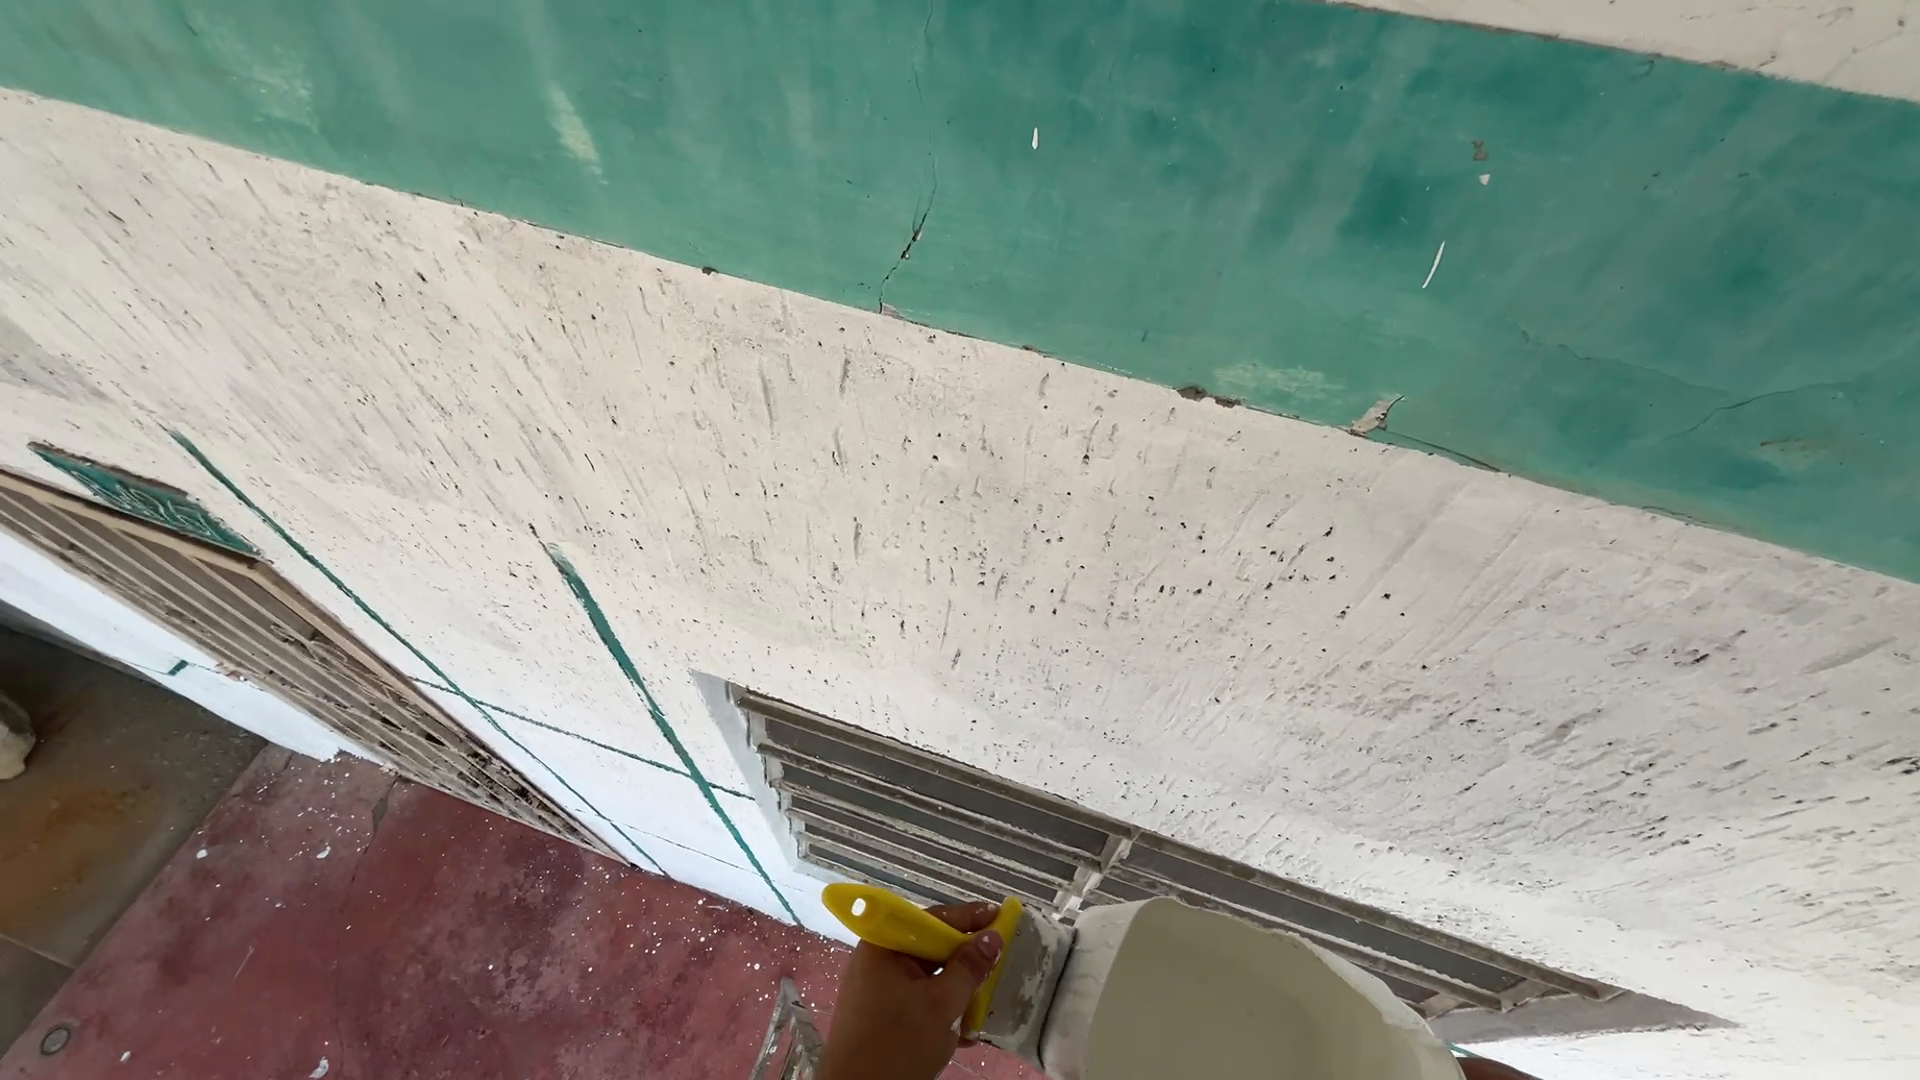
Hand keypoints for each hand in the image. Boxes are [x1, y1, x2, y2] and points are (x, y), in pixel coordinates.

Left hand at [818, 900, 1005, 1079]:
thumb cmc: (897, 1045)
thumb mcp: (942, 1005)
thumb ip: (969, 968)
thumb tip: (993, 937)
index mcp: (884, 946)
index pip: (932, 920)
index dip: (968, 918)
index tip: (998, 915)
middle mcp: (877, 960)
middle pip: (929, 948)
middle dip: (964, 958)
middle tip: (996, 958)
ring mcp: (876, 989)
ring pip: (926, 977)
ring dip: (955, 989)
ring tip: (984, 999)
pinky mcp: (879, 1016)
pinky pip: (916, 999)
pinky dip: (940, 1009)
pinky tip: (965, 1029)